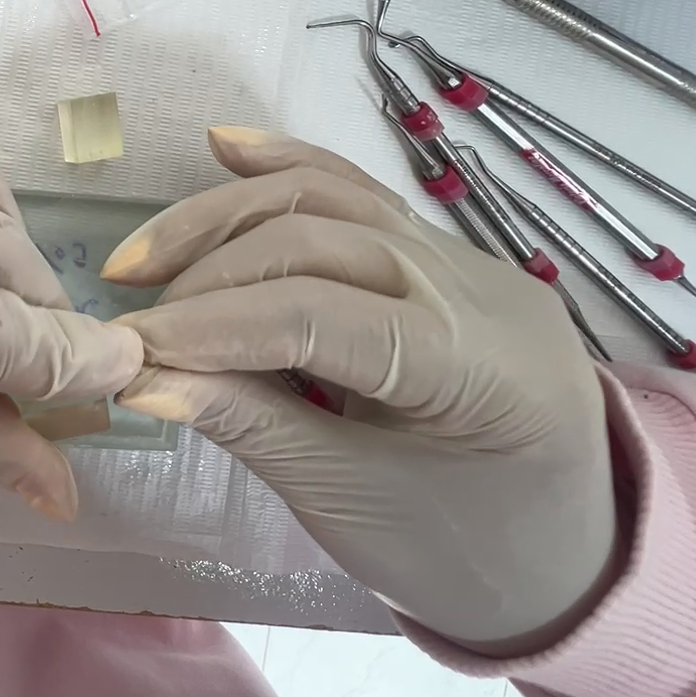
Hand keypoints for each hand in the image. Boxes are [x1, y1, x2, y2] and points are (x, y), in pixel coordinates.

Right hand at [106, 127, 618, 654]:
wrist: (567, 551)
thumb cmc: (460, 548)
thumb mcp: (346, 500)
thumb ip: (243, 423)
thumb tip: (137, 377)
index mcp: (480, 367)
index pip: (315, 314)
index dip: (209, 326)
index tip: (128, 349)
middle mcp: (478, 285)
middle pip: (311, 238)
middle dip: (203, 273)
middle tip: (133, 320)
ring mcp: (461, 253)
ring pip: (321, 197)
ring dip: (218, 218)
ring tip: (143, 256)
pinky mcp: (436, 244)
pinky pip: (352, 188)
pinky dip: (280, 165)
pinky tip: (221, 145)